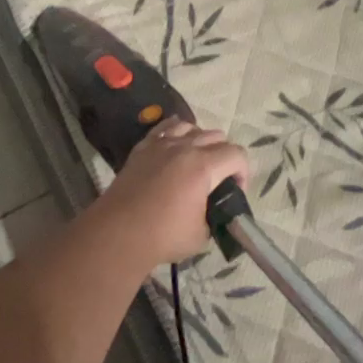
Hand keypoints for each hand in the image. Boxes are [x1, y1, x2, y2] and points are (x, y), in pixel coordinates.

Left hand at [92, 118, 248, 268]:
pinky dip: (176, 132)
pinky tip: (175, 145)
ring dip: (201, 141)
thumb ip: (214, 214)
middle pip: (216, 136)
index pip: (236, 154)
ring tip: (197, 161)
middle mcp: (184, 147)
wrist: (118, 232)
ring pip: (190, 126)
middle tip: (219, 180)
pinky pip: (164, 127)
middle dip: (225, 155)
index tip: (235, 192)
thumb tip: (212, 210)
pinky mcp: (142, 148)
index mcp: (203, 166)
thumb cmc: (163, 236)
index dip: (243, 172)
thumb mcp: (202, 233)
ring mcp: (160, 144)